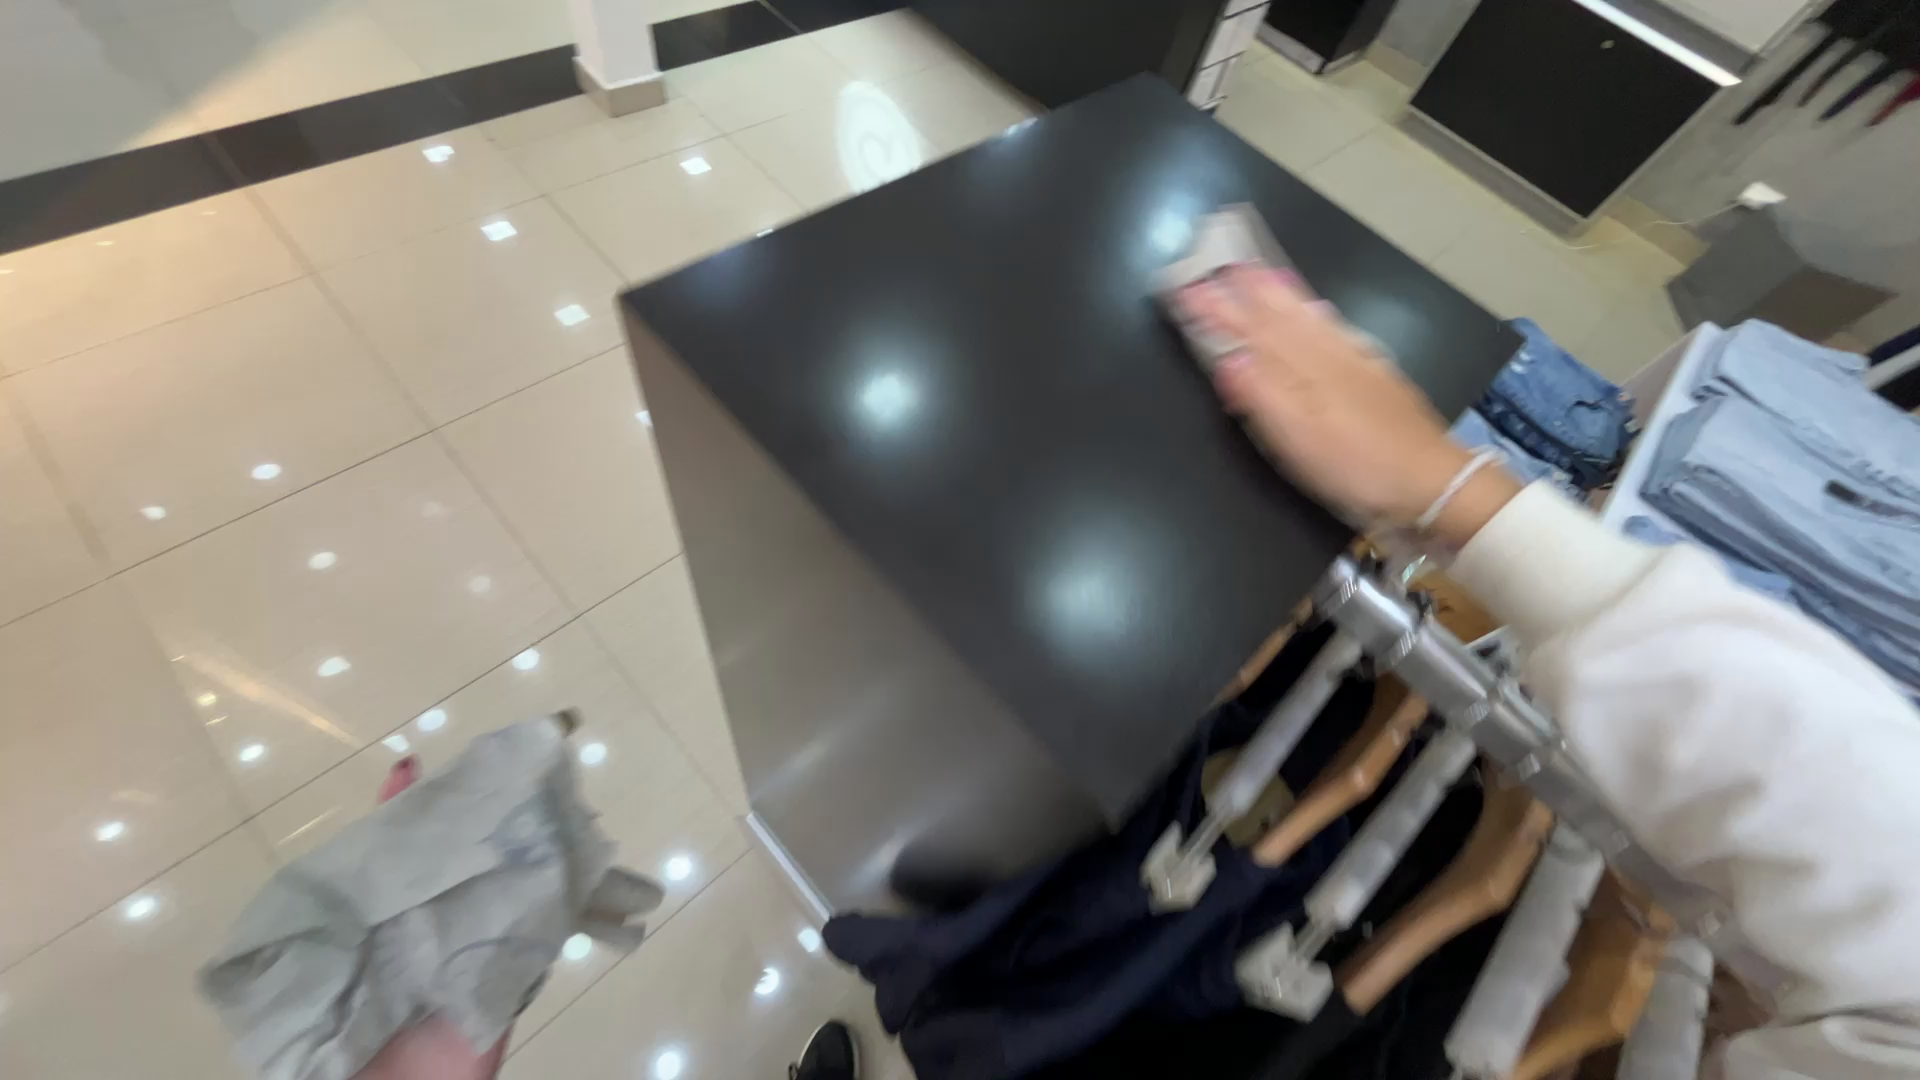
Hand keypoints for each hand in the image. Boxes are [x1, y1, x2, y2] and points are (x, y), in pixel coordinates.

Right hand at [1175, 265, 1519, 546]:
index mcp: (1301, 372)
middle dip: (1249, 292)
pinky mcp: (1374, 377)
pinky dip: (1319, 316)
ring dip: (1282, 296)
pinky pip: (1337, 333)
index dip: (1217, 312)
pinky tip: (1317, 312)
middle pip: (1280, 318)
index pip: (1250, 333)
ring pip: (1310, 320)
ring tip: (1264, 274)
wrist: (1430, 483)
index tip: (1188, 290)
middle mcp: (1326, 358)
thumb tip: (1228, 359)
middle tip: (1226, 265)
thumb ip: (1261, 397)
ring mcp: (1354, 364)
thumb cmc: (1354, 466)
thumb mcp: (1297, 439)